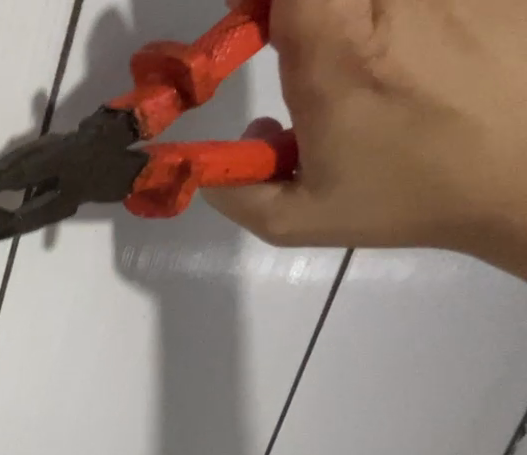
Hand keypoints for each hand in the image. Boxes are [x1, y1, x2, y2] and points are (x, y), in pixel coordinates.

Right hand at [206, 0, 526, 277]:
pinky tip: (414, 48)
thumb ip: (233, 187)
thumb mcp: (294, 218)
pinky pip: (434, 1)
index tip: (246, 16)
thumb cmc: (412, 198)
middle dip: (300, 4)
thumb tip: (243, 141)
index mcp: (341, 60)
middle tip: (289, 26)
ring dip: (355, 15)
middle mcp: (403, 9)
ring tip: (359, 45)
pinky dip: (407, 18)